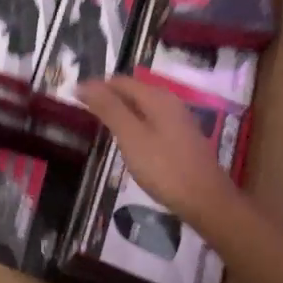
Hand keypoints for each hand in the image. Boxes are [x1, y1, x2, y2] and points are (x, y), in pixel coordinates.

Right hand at [80, 76, 239, 224]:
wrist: (207, 201)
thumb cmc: (165, 168)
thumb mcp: (131, 137)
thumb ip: (109, 109)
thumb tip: (84, 84)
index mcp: (157, 97)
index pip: (120, 81)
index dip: (97, 87)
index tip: (75, 99)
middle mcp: (170, 102)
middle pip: (133, 91)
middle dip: (109, 97)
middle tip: (85, 112)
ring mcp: (179, 121)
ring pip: (143, 107)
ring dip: (122, 112)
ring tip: (102, 127)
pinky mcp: (183, 139)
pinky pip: (153, 122)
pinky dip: (136, 125)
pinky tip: (129, 143)